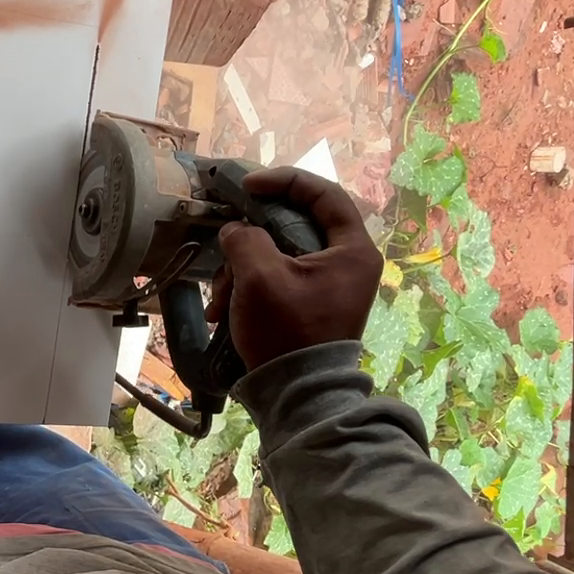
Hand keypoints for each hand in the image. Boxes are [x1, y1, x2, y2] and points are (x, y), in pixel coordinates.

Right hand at [206, 168, 381, 371]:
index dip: (284, 181)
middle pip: (295, 226)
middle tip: (227, 244)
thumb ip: (246, 239)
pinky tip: (223, 309)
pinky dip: (247, 287)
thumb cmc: (286, 330)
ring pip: (278, 254)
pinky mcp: (308, 305)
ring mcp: (328, 286)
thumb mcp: (260, 277)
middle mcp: (347, 263)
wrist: (296, 392)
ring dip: (242, 268)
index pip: (324, 194)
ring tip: (221, 295)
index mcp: (351, 250)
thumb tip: (236, 229)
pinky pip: (275, 279)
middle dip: (251, 237)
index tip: (247, 186)